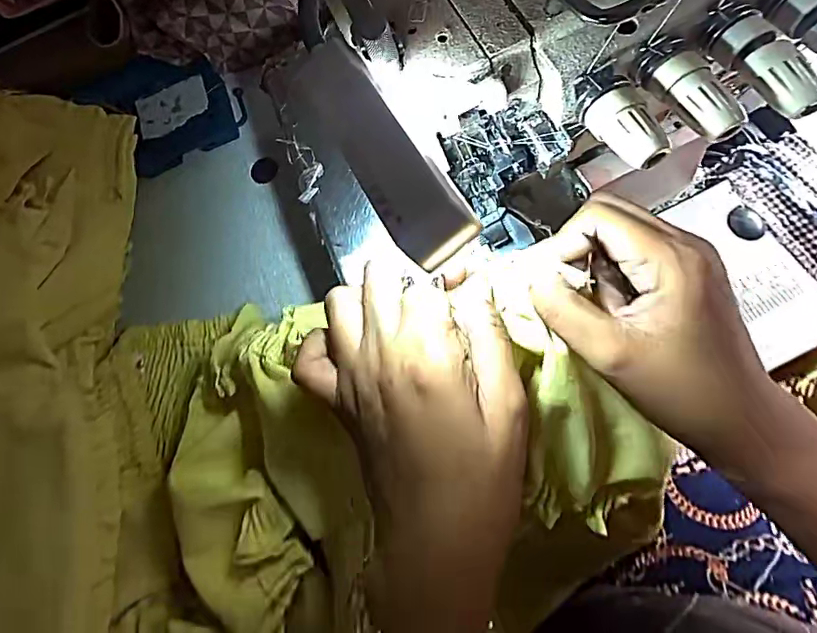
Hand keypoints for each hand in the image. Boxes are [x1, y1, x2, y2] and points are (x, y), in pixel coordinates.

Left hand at [292, 263, 526, 632]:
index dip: (450, 276)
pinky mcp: (334, 401)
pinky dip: (324, 340)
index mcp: (426, 351)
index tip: (467, 291)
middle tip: (434, 302)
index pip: (425, 278)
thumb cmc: (483, 476)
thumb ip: (491, 335)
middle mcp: (379, 353)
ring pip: (339, 300)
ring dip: (367, 297)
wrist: (438, 540)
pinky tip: (353, 346)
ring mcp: (349, 375)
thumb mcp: (508, 403)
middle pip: (376, 276)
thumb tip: (475, 288)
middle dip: (407, 276)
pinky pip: (308, 355)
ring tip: (397, 316)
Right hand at [512, 192, 779, 472]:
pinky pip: (640, 248)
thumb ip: (565, 311)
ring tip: (603, 306)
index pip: (598, 214)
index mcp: (671, 256)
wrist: (745, 421)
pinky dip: (619, 269)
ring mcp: (692, 254)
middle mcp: (686, 242)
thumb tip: (535, 279)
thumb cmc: (686, 393)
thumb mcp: (612, 356)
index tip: (558, 283)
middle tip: (571, 289)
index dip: (566, 243)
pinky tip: (622, 308)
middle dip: (580, 247)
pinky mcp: (692, 269)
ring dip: (599, 259)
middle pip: (611, 213)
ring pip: (623, 229)